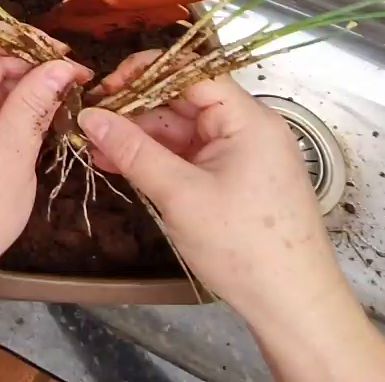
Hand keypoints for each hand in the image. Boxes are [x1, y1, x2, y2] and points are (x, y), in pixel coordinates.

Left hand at [0, 39, 90, 287]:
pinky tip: (40, 121)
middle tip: (74, 85)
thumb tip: (63, 65)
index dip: (24, 43)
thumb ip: (35, 101)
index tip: (64, 56)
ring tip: (64, 105)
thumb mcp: (14, 150)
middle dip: (29, 68)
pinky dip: (10, 109)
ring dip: (23, 90)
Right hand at [76, 55, 351, 331]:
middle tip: (92, 122)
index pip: (189, 71)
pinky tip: (118, 164)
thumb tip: (88, 115)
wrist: (296, 312)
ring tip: (97, 148)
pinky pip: (185, 153)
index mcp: (247, 121)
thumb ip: (130, 149)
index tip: (106, 90)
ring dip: (137, 136)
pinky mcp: (232, 178)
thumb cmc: (246, 248)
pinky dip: (153, 157)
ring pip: (178, 128)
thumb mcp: (179, 194)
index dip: (143, 73)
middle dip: (133, 109)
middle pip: (180, 99)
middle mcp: (247, 129)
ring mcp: (240, 154)